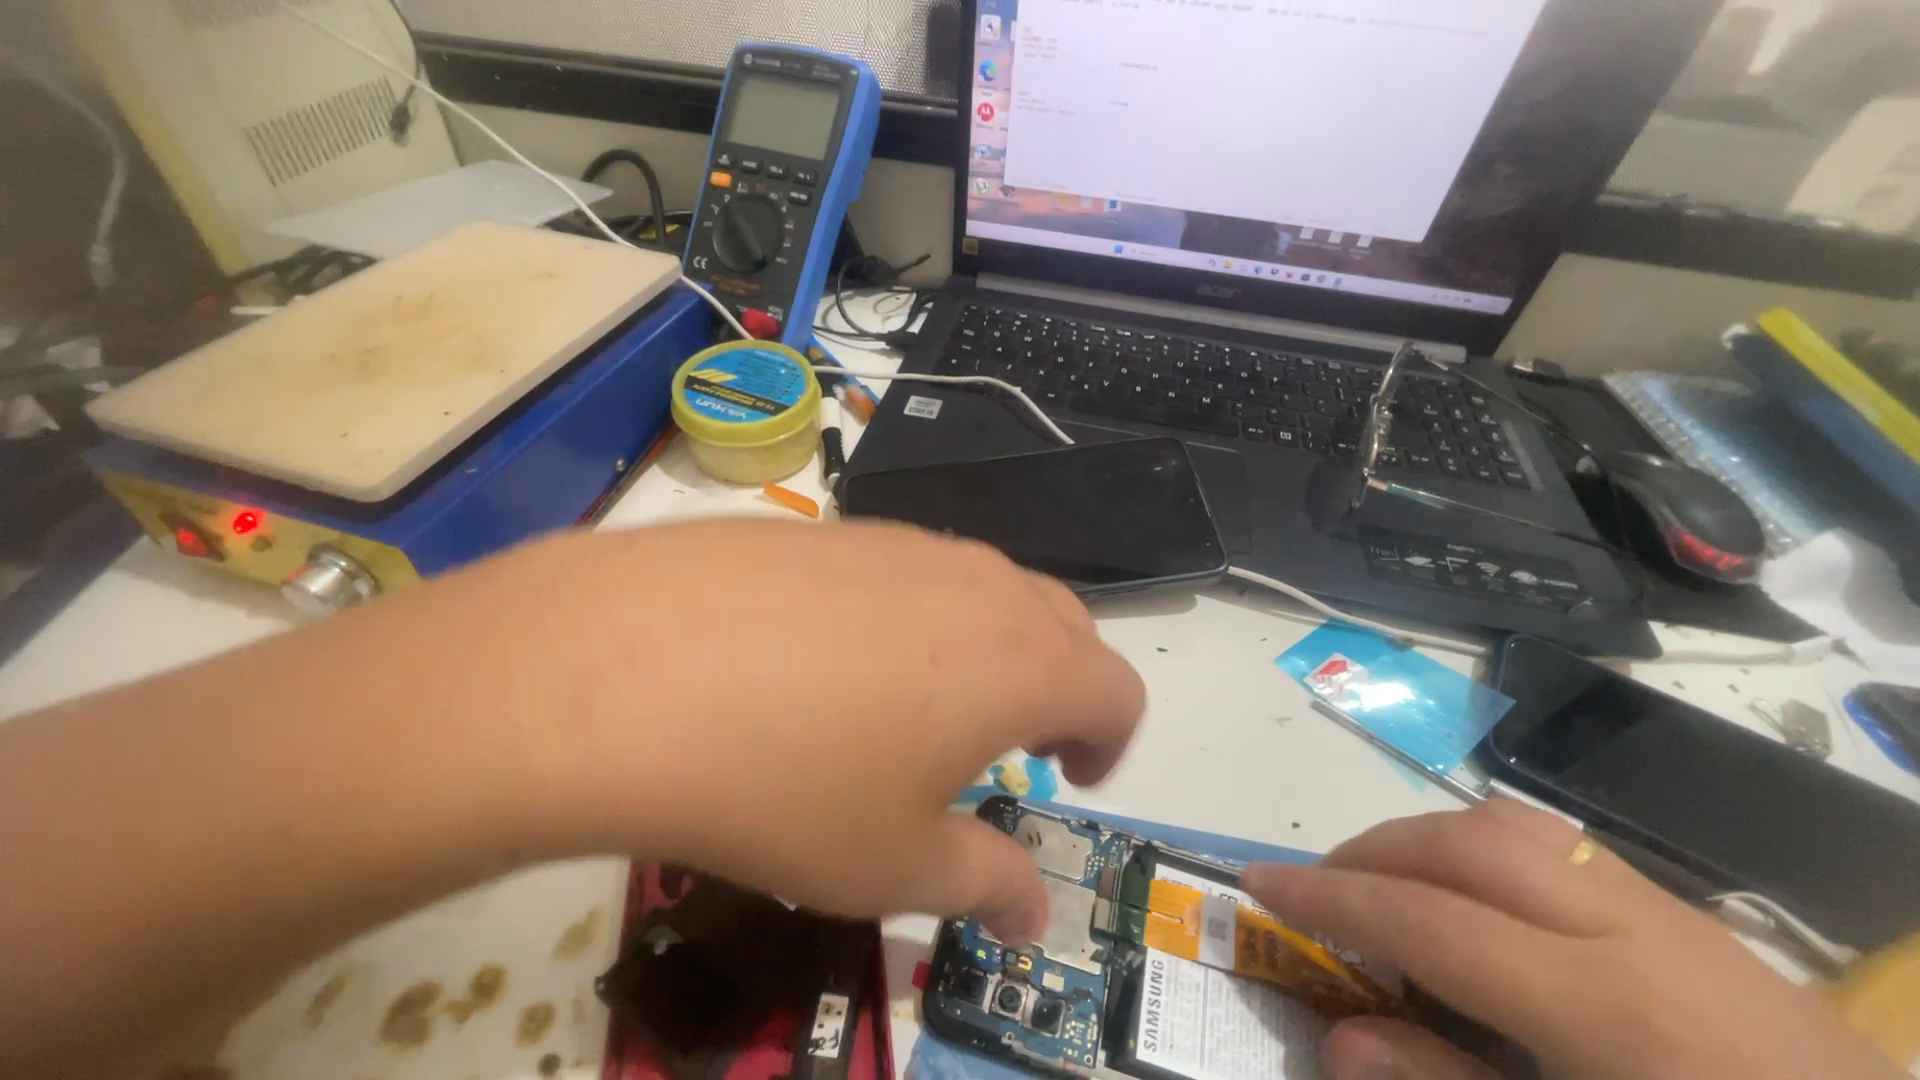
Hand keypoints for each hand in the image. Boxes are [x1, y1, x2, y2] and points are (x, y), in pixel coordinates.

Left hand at [513, 520, 1145, 940]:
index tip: (1066, 776)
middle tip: (1008, 744)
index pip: (1117, 687)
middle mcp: (976, 584)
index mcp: (1021, 662)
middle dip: (1058, 687)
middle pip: (1062, 625)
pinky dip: (910, 616)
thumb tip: (1032, 914)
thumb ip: (986, 884)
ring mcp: (899, 543)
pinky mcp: (829, 529)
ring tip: (918, 706)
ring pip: (983, 590)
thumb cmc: (785, 786)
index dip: (1110, 739)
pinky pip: (905, 570)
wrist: (618, 671)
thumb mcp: (894, 864)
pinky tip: (830, 662)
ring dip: (985, 647)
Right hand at [1239, 801, 1902, 1079]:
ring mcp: (1676, 919)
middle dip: (1371, 852)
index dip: (1329, 899)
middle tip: (1316, 889)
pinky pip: (1561, 847)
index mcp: (1612, 1011)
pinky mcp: (1698, 924)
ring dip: (1425, 839)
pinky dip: (1485, 849)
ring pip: (1514, 827)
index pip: (1428, 920)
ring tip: (1382, 882)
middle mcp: (1639, 935)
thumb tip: (1340, 1037)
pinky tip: (1473, 897)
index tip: (1258, 884)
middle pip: (1466, 844)